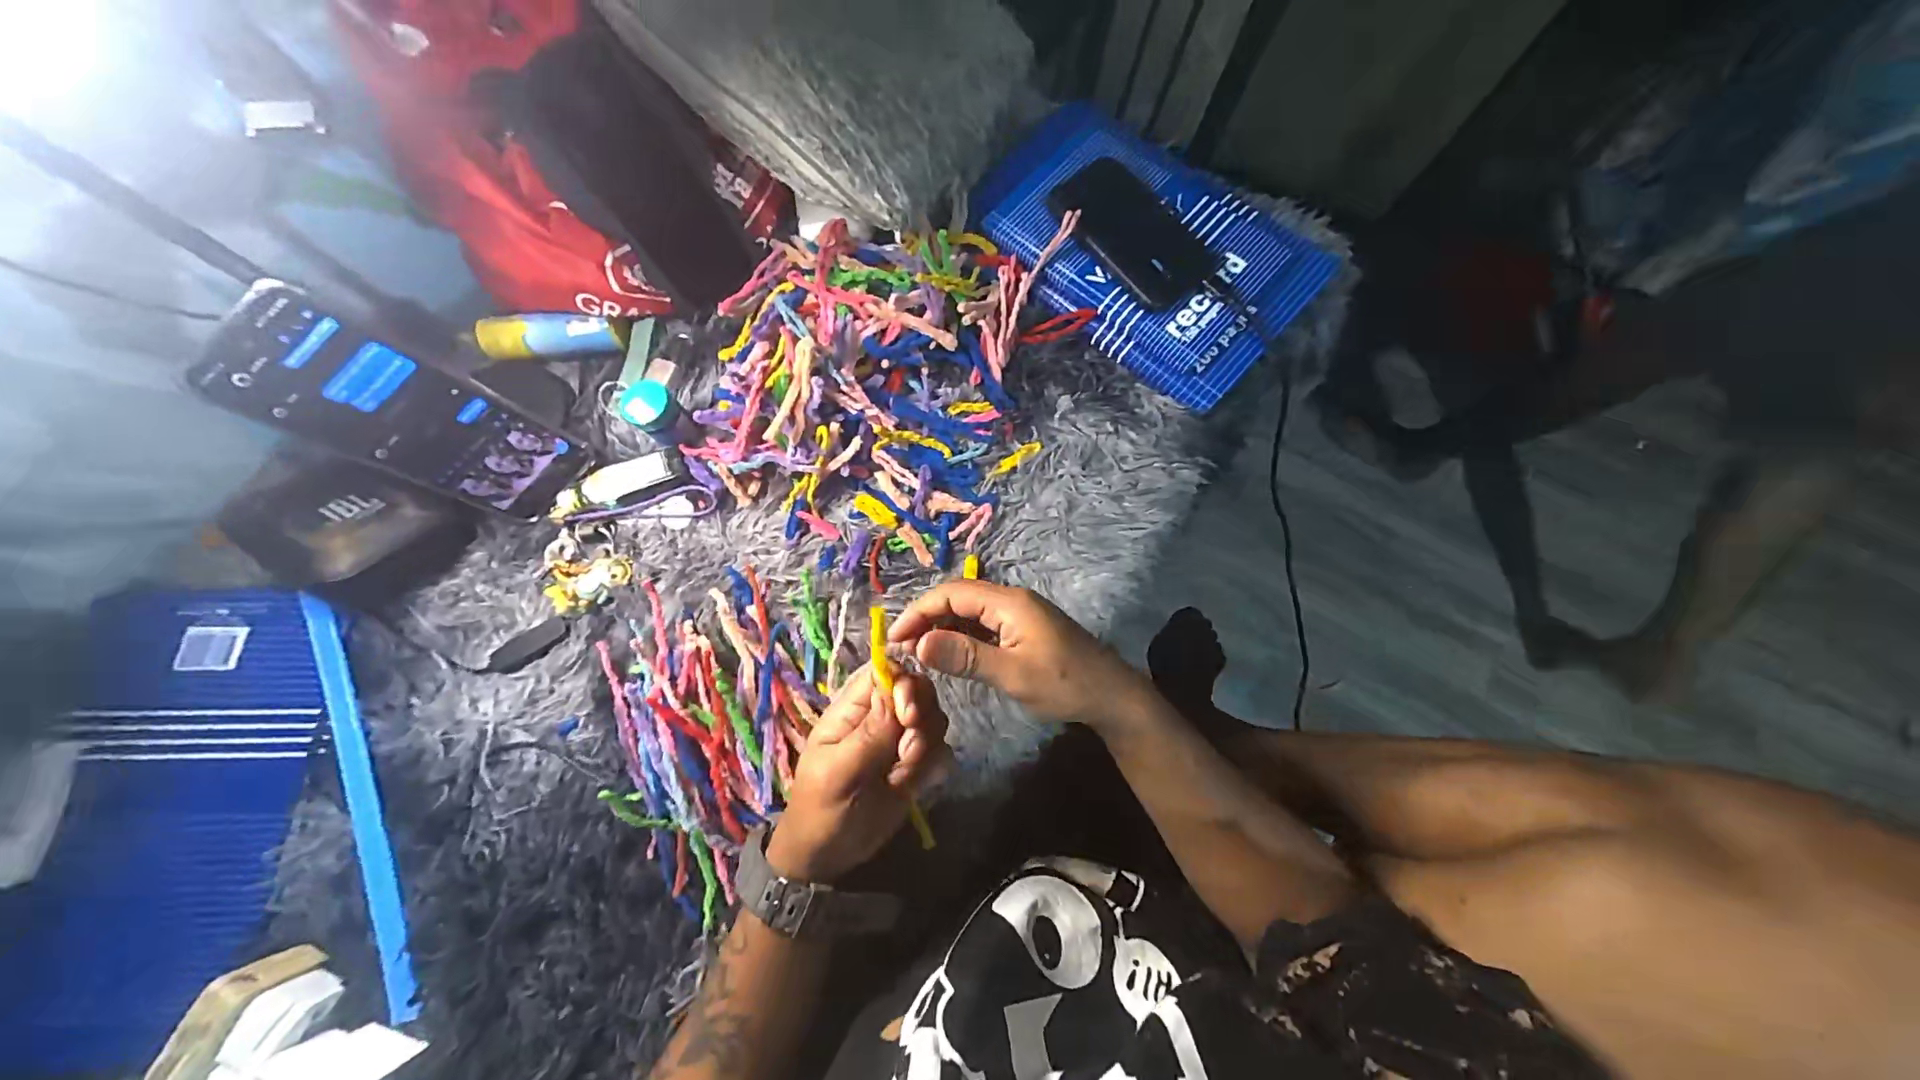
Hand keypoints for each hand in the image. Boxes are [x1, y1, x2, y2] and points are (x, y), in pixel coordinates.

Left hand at [766, 665, 950, 883]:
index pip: (887, 670)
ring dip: (926, 748)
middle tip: (907, 752)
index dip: (905, 683)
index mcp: (852, 707)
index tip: (908, 715)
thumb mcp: (837, 773)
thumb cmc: (820, 810)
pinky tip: (913, 787)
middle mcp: (880, 715)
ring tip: (902, 776)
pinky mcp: (917, 763)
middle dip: (921, 720)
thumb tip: (895, 689)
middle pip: (919, 690)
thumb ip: (869, 734)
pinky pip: (941, 750)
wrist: (828, 857)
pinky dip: (934, 767)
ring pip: (934, 719)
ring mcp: (900, 738)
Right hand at [887, 582, 1148, 727]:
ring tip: (918, 653)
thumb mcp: (1012, 674)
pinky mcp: (1023, 629)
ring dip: (942, 628)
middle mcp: (1011, 600)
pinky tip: (949, 655)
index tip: (894, 639)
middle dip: (927, 618)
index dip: (919, 613)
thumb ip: (965, 657)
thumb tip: (918, 643)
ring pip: (969, 611)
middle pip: (958, 598)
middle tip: (901, 648)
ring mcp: (1018, 614)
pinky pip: (982, 625)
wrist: (1113, 696)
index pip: (951, 594)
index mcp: (1008, 603)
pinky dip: (961, 637)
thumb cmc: (1065, 684)